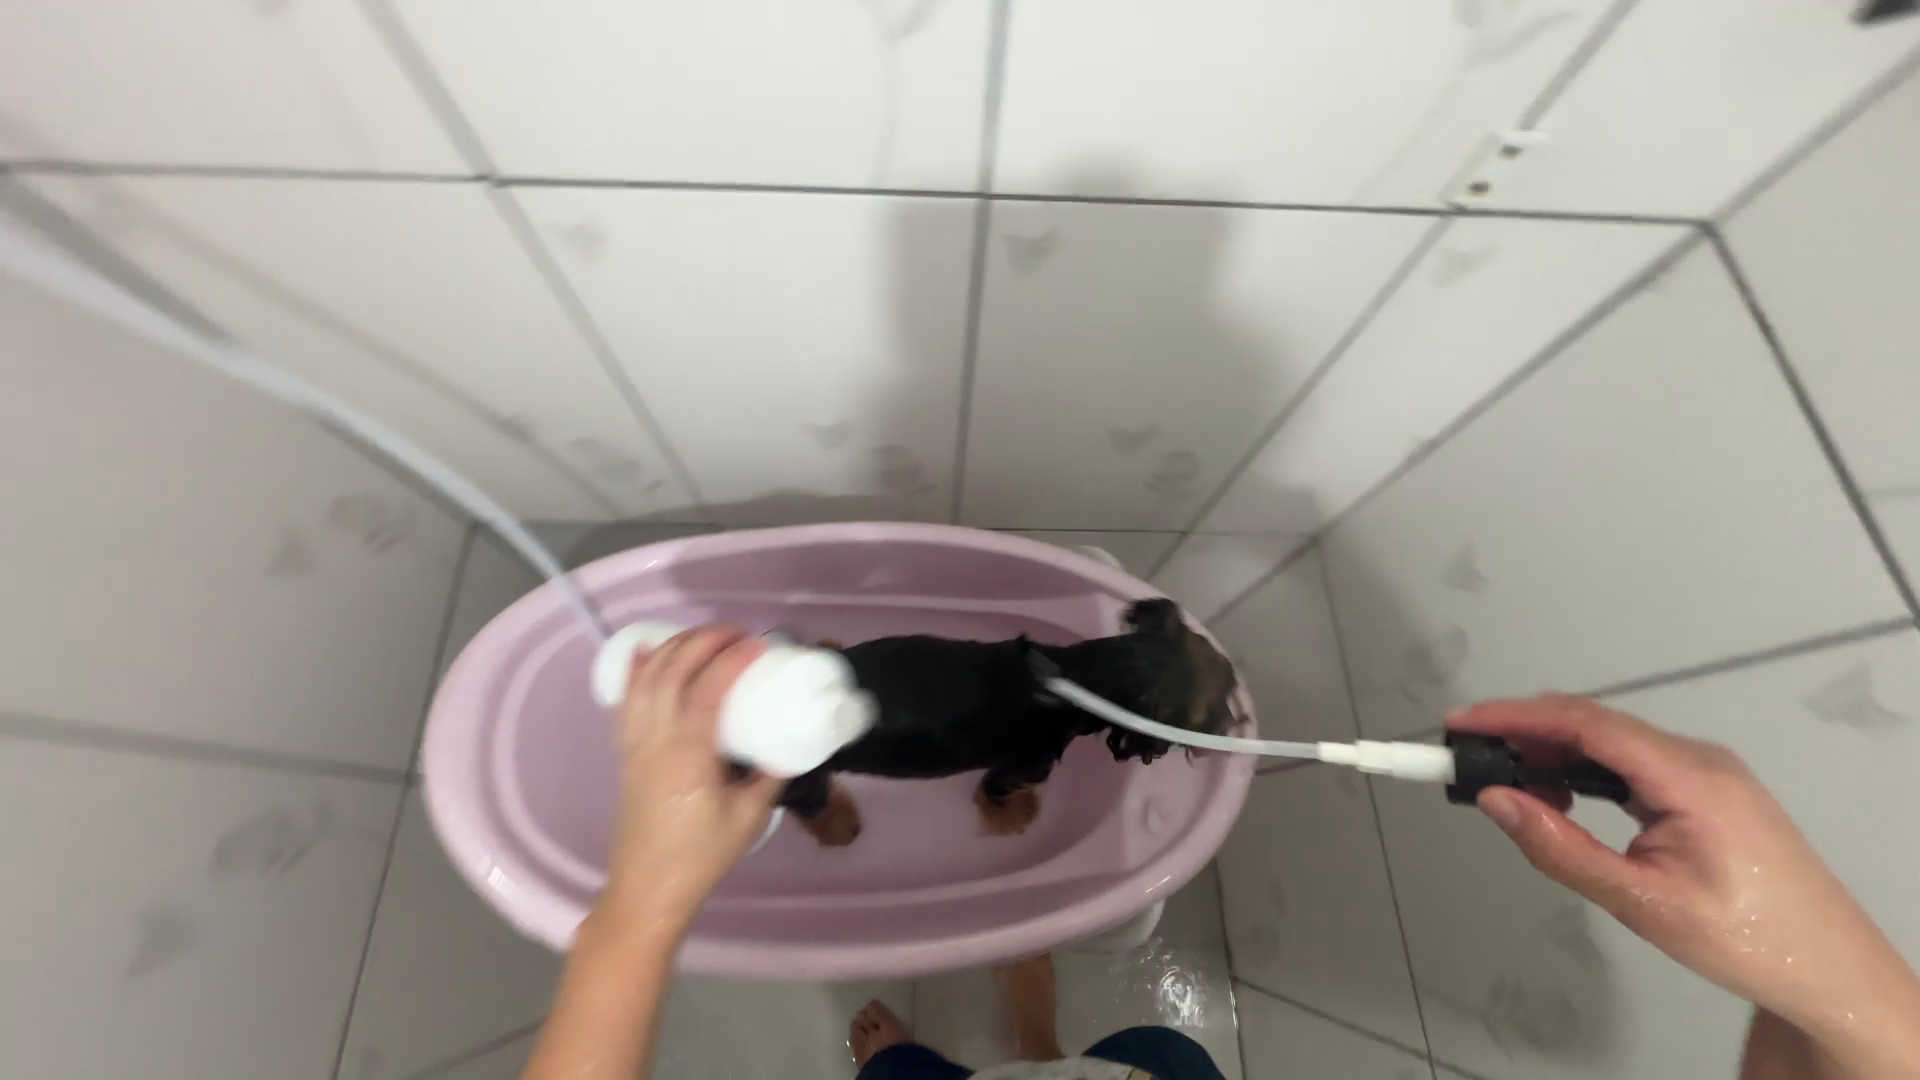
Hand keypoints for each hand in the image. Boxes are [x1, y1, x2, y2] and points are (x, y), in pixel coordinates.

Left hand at [598, 626, 782, 931]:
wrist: (648, 890)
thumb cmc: (702, 855)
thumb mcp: (750, 816)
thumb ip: (770, 773)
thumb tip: (790, 742)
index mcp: (688, 756)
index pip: (706, 692)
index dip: (731, 661)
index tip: (759, 645)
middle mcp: (657, 742)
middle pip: (671, 674)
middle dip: (703, 642)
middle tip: (737, 635)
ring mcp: (636, 745)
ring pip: (647, 681)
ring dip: (675, 648)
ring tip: (705, 636)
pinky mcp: (627, 752)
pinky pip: (626, 701)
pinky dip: (636, 670)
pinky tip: (648, 649)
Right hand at [1449, 695, 1919, 1047]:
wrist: (1838, 978)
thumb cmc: (1749, 943)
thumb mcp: (1642, 903)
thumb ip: (1560, 848)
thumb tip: (1493, 799)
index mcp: (1692, 779)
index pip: (1584, 722)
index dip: (1513, 715)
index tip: (1459, 724)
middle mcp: (1698, 759)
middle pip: (1589, 721)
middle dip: (1520, 732)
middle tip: (1470, 758)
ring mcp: (1702, 769)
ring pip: (1602, 737)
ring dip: (1546, 752)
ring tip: (1510, 788)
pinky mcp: (1698, 785)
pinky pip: (1621, 756)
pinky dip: (1574, 766)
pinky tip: (1556, 796)